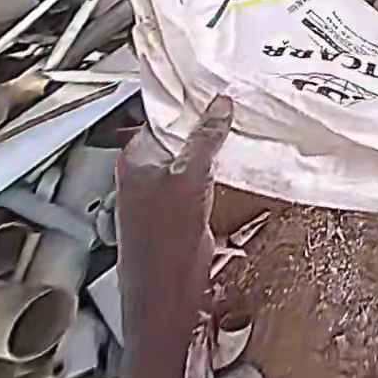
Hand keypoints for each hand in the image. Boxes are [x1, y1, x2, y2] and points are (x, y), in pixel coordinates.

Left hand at [115, 97, 232, 377]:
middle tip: (235, 94)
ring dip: (214, 139)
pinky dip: (219, 161)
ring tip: (241, 118)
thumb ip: (205, 138)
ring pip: (192, 152)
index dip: (186, 96)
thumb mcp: (189, 177)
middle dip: (205, 116)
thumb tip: (220, 103)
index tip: (212, 78)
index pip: (161, 114)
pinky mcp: (183, 207)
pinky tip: (239, 152)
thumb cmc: (166, 242)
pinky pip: (202, 173)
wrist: (169, 298)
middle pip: (179, 132)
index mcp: (136, 158)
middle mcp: (146, 171)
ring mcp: (165, 190)